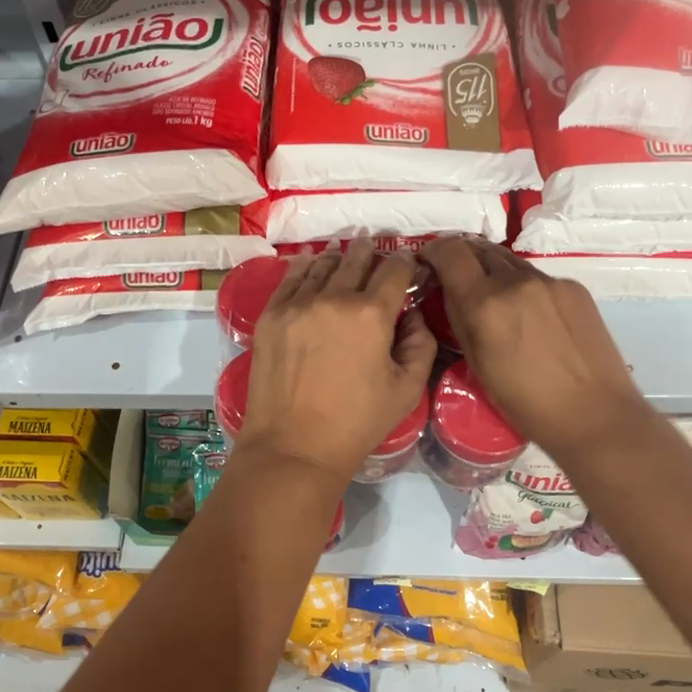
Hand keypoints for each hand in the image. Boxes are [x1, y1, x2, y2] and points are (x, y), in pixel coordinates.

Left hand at [239, 242, 436, 483]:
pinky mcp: (271, 315)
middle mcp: (334, 298)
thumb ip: (421, 344)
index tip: (408, 261)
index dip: (405, 262)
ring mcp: (297, 304)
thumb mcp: (407, 389)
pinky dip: (304, 266)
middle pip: (356, 260)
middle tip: (374, 245)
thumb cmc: (357, 422)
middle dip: (369, 251)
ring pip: (322, 265)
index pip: (394, 270)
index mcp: (372, 313)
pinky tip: (310, 261)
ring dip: (338, 257)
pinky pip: (290, 279)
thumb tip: (411, 314)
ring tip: (343, 252)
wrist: (294, 446)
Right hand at [421, 237, 650, 458]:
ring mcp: (548, 281)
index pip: (451, 251)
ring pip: (509, 262)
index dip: (435, 250)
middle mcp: (515, 282)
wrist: (594, 414)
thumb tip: (450, 290)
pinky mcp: (574, 287)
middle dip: (463, 259)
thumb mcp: (476, 364)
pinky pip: (537, 277)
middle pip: (480, 249)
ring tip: (495, 298)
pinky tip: (532, 316)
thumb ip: (459, 318)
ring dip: (494, 271)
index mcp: (484, 304)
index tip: (429, 261)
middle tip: (458, 279)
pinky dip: (524, 287)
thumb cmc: (525, 402)